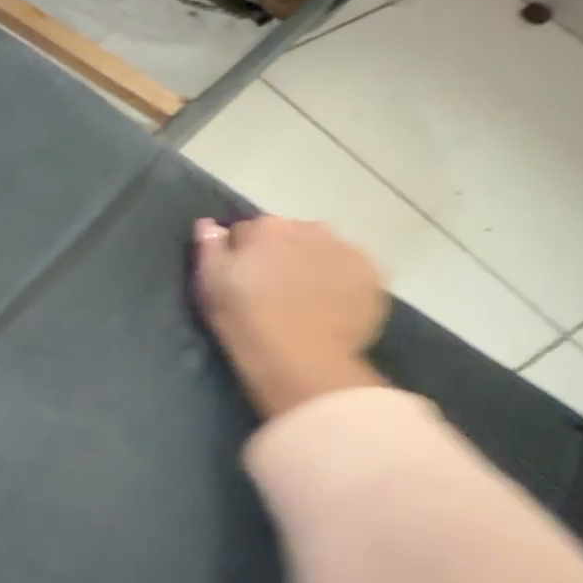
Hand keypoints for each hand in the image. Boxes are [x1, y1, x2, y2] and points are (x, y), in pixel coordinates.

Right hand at [194, 215, 389, 418]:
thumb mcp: (210, 284)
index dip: (239, 256)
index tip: (237, 281)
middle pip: (289, 237)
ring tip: (301, 303)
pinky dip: (340, 285)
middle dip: (279, 257)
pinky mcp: (373, 276)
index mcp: (267, 227)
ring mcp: (347, 250)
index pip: (246, 232)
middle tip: (269, 293)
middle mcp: (311, 228)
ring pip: (323, 252)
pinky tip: (327, 310)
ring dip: (311, 267)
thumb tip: (208, 224)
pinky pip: (351, 273)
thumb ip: (209, 248)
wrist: (300, 358)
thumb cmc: (245, 319)